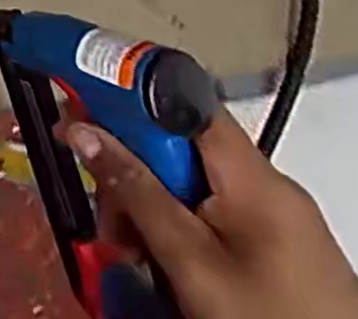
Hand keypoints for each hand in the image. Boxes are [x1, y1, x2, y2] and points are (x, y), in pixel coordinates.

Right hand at [56, 111, 357, 318]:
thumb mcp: (190, 261)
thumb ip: (134, 190)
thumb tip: (79, 129)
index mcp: (255, 178)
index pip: (183, 101)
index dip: (128, 93)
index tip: (81, 105)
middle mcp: (268, 187)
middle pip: (177, 147)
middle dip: (131, 172)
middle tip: (107, 215)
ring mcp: (277, 220)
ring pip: (189, 183)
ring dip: (148, 206)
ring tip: (131, 251)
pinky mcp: (278, 249)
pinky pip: (210, 214)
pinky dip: (176, 227)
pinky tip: (162, 262)